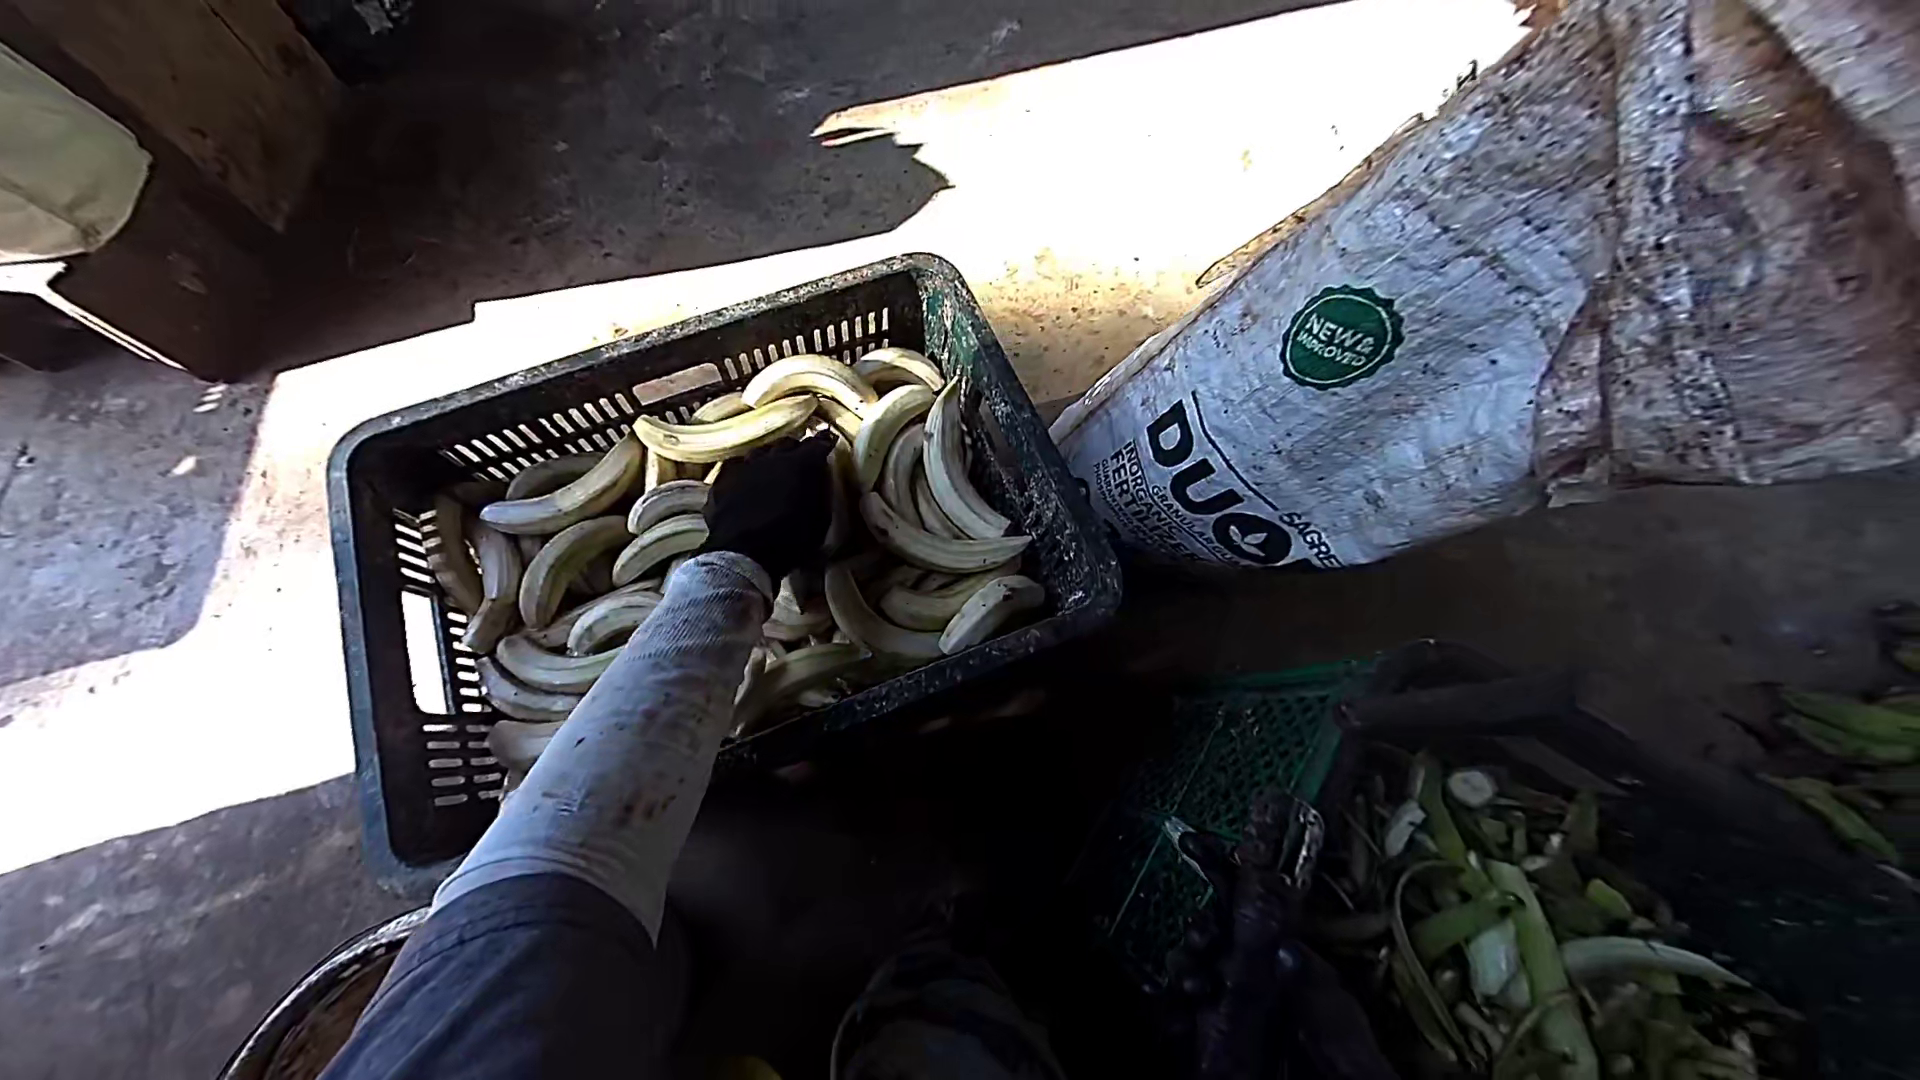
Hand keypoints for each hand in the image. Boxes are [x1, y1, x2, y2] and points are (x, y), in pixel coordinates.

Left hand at [699, 433, 835, 581]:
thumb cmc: (792, 541)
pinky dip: (745, 471)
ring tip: (772, 470)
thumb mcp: (821, 519)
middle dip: (795, 449)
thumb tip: (821, 474)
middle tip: (799, 461)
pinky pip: (736, 466)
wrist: (745, 555)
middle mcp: (772, 457)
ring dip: (769, 459)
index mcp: (802, 464)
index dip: (824, 443)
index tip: (828, 443)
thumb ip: (821, 491)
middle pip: (786, 443)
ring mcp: (744, 466)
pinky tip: (746, 480)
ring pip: (759, 452)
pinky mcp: (722, 480)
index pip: (817, 443)